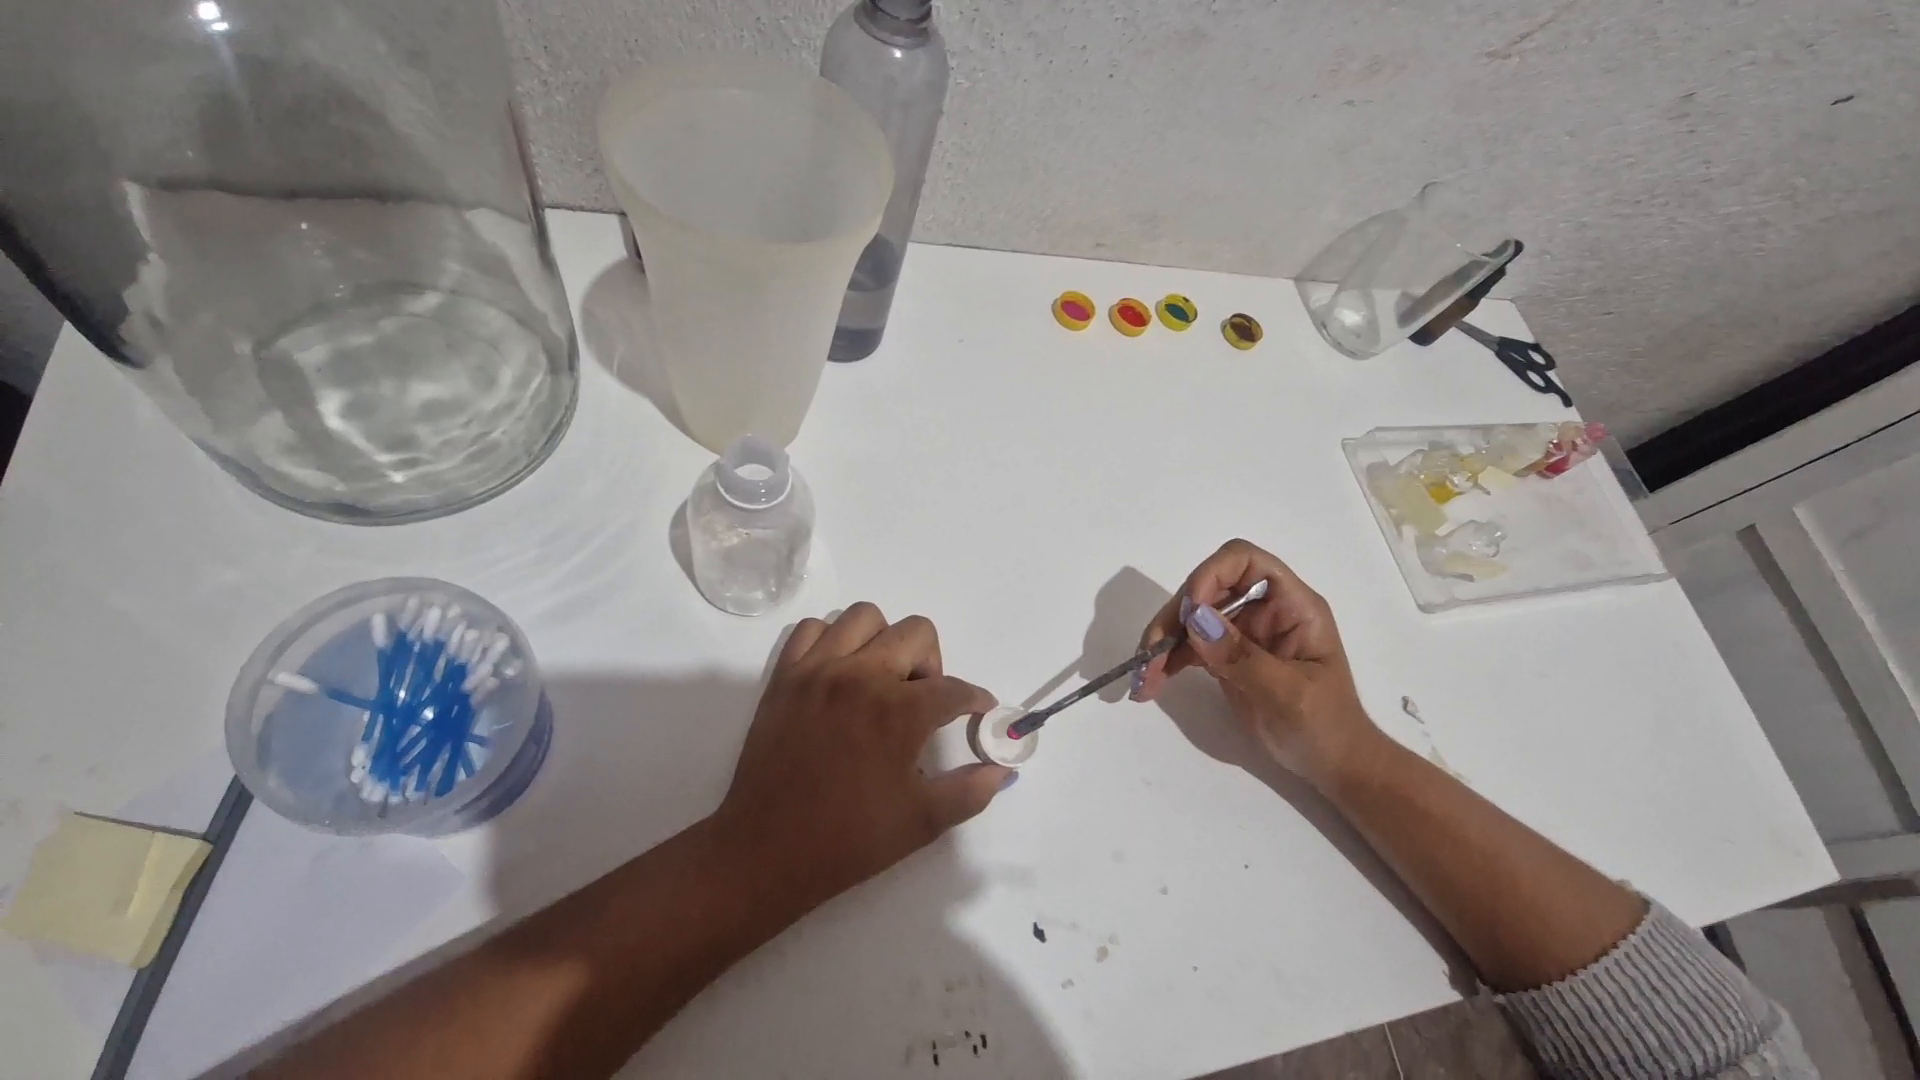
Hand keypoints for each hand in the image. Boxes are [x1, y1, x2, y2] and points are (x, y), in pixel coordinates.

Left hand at [712, 603, 1011, 906]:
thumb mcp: (922, 821)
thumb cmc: (849, 839)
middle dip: (933, 663)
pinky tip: (839, 675)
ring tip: (881, 680)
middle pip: (917, 632)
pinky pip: (812, 629)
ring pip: (865, 617)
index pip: (955, 689)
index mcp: (899, 711)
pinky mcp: (785, 676)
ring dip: (884, 641)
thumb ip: (970, 790)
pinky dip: (832, 641)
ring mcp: (818, 670)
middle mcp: (861, 676)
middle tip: (923, 701)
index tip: (980, 710)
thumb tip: (1003, 771)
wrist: (767, 850)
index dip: (976, 700)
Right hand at [1132, 540, 1379, 786]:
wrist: (1332, 764)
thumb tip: (1195, 619)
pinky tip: (1149, 685)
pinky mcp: (1226, 656)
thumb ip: (1241, 656)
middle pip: (1207, 589)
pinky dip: (1165, 662)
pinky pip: (1188, 646)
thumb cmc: (1326, 726)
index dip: (1211, 575)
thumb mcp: (1288, 694)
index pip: (1245, 562)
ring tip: (1142, 679)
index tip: (1188, 612)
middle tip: (1149, 655)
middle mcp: (1264, 610)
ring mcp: (1243, 632)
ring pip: (1191, 617)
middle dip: (1174, 617)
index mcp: (1291, 605)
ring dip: (1161, 642)